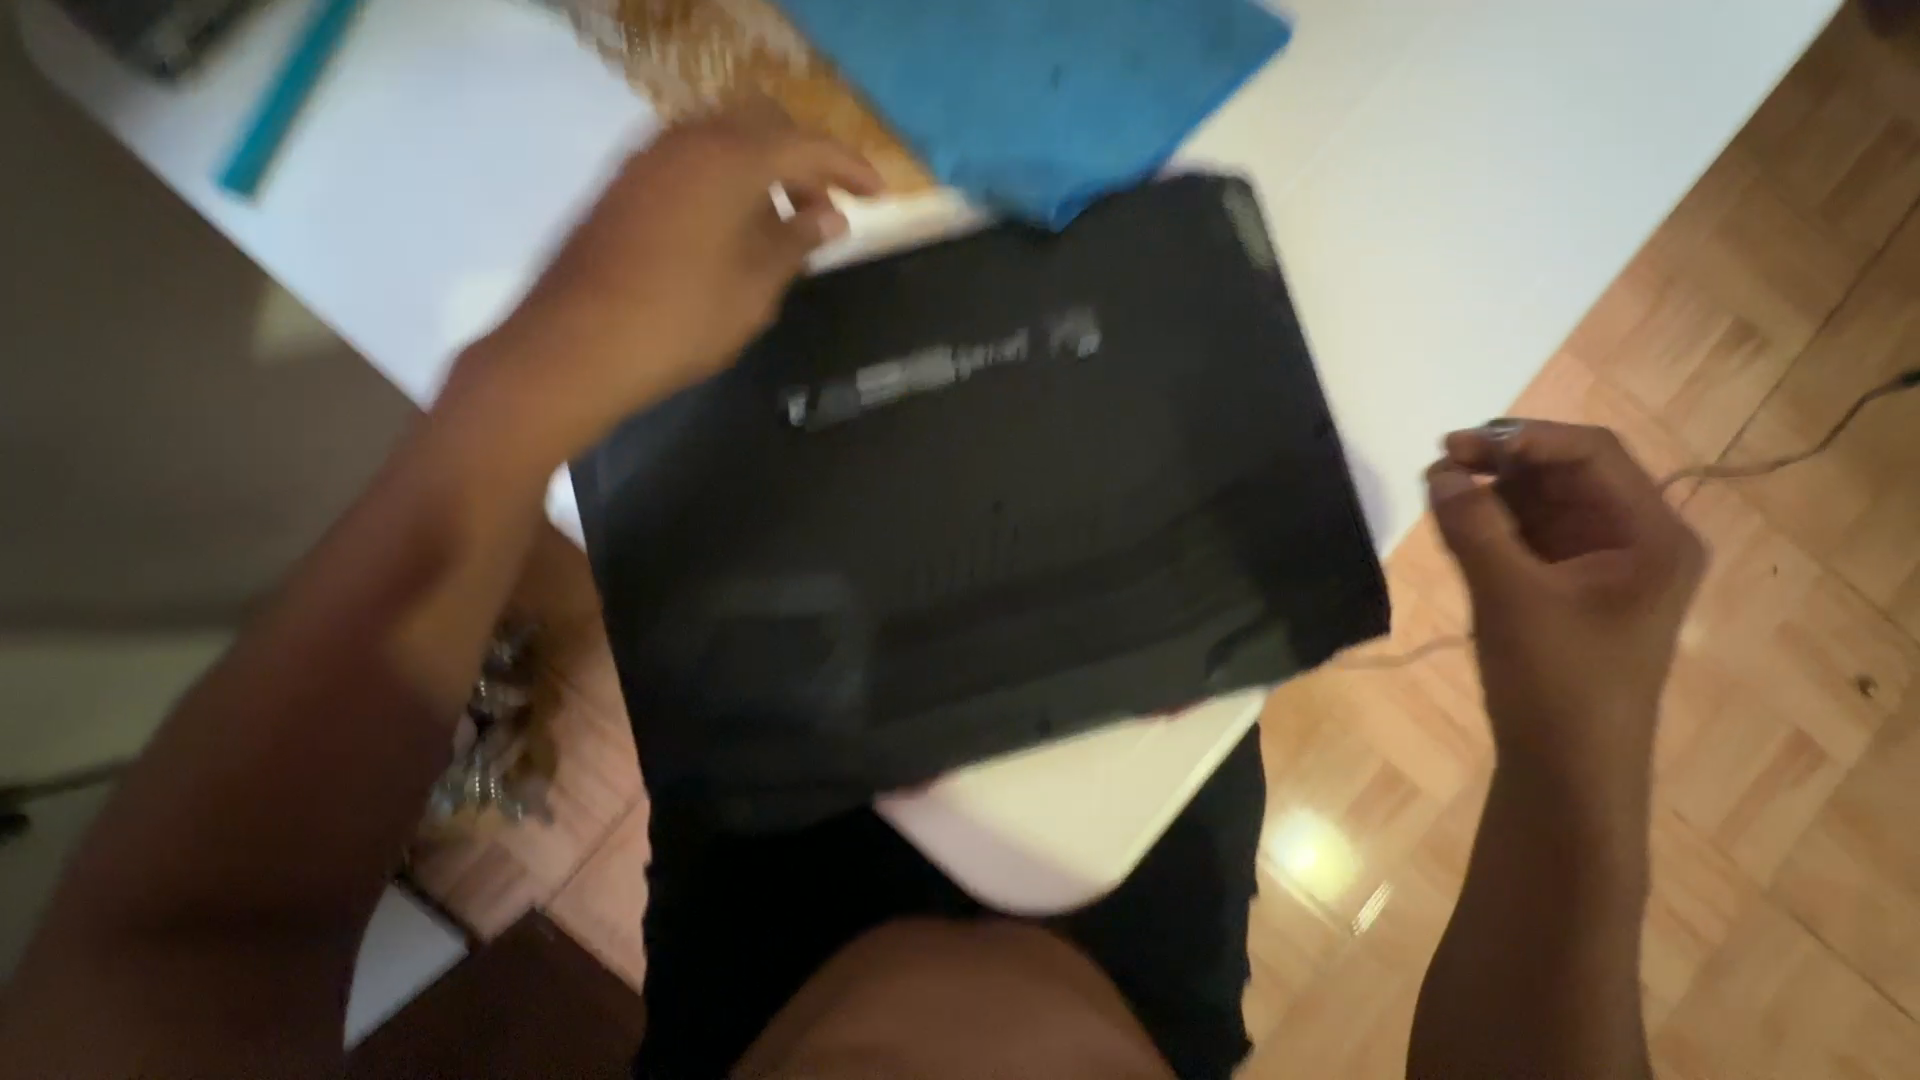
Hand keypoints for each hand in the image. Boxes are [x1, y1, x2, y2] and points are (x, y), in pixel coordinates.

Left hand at [462, 103, 883, 454]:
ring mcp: (649, 158)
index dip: (851, 169)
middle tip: (825, 210)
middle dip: (803, 160)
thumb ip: (797, 244)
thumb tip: (832, 217)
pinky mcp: (625, 183)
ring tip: (781, 227)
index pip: (808, 146)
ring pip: (722, 139)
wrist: (575, 345)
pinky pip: (690, 160)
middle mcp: (688, 140)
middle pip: (763, 125)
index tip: (880, 197)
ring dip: (761, 170)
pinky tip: (731, 231)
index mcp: (731, 160)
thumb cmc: (680, 321)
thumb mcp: (755, 289)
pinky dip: (724, 180)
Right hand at [1428, 421, 1706, 804]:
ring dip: (1492, 492)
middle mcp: (1633, 539)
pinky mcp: (1565, 589)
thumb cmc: (1555, 682)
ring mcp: (1598, 565)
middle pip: (1566, 474)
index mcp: (1650, 534)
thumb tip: (1440, 471)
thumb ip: (1473, 527)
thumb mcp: (1509, 596)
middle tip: (1439, 462)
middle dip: (1503, 463)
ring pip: (1542, 504)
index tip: (1457, 445)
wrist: (1567, 768)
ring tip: (1437, 491)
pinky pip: (1528, 537)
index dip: (1524, 439)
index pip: (1592, 454)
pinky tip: (1454, 523)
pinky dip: (1491, 524)